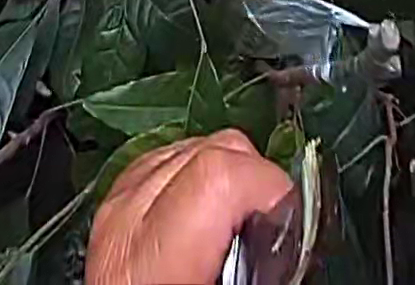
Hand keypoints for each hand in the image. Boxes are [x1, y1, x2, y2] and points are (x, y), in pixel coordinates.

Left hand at [86, 129, 293, 284]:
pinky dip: (201, 174)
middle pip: (213, 151)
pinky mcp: (116, 198)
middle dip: (258, 182)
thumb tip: (298, 230)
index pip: (217, 176)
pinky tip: (210, 217)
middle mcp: (126, 224)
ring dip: (231, 175)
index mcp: (151, 266)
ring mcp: (117, 205)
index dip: (270, 189)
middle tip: (273, 233)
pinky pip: (172, 154)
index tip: (294, 223)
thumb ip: (263, 270)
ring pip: (196, 144)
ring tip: (240, 230)